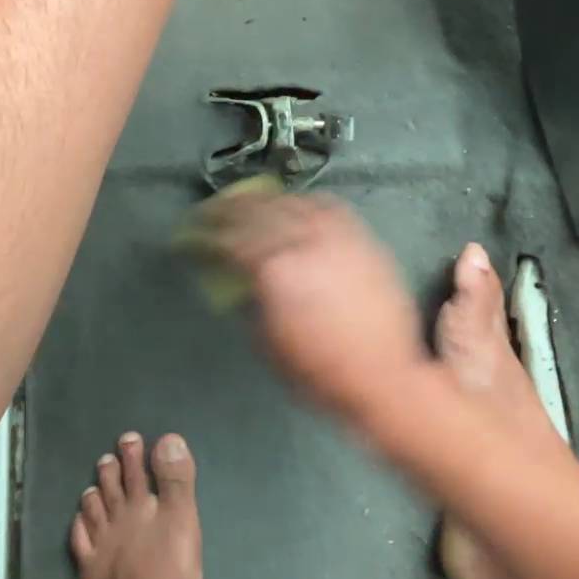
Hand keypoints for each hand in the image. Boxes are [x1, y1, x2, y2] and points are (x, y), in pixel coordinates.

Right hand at [216, 194, 431, 419]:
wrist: (386, 378)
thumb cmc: (319, 372)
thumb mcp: (267, 343)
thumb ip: (250, 303)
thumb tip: (241, 281)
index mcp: (274, 270)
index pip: (229, 240)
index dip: (205, 235)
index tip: (192, 234)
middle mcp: (303, 243)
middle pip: (257, 211)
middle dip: (228, 209)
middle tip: (211, 211)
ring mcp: (335, 237)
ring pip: (292, 202)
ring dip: (265, 200)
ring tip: (250, 203)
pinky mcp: (361, 239)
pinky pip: (329, 206)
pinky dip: (306, 202)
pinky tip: (297, 206)